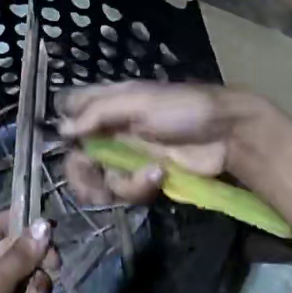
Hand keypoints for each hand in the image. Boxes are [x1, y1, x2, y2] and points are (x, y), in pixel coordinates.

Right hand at [57, 82, 276, 203]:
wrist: (228, 136)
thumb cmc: (183, 108)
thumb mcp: (138, 102)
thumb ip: (97, 114)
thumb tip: (62, 130)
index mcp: (106, 104)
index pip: (69, 114)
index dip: (64, 131)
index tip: (69, 144)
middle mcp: (109, 130)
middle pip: (76, 157)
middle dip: (83, 175)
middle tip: (94, 184)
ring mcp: (125, 156)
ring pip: (97, 180)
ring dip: (118, 185)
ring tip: (144, 178)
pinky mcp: (141, 178)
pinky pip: (123, 191)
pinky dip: (138, 187)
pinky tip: (157, 176)